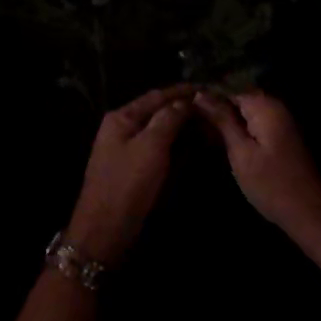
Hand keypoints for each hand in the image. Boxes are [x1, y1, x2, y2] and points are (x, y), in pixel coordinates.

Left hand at [64, 85, 194, 263]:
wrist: (105, 233)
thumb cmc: (127, 185)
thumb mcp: (150, 146)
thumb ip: (168, 119)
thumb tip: (184, 101)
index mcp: (122, 117)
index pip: (157, 95)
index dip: (183, 91)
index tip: (210, 87)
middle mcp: (123, 129)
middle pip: (159, 113)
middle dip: (186, 110)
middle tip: (215, 110)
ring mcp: (129, 151)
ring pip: (162, 133)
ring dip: (185, 129)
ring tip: (211, 127)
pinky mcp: (136, 172)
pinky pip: (161, 152)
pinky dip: (178, 148)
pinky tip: (196, 149)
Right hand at [195, 92, 320, 238]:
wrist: (309, 214)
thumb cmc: (271, 184)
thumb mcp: (240, 152)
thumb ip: (222, 120)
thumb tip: (201, 93)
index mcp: (265, 105)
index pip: (228, 86)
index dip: (205, 93)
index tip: (182, 101)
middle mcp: (273, 106)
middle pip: (236, 96)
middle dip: (213, 105)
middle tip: (185, 115)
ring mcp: (278, 120)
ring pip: (242, 110)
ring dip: (222, 117)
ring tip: (194, 126)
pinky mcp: (278, 135)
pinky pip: (251, 122)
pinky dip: (235, 127)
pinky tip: (216, 137)